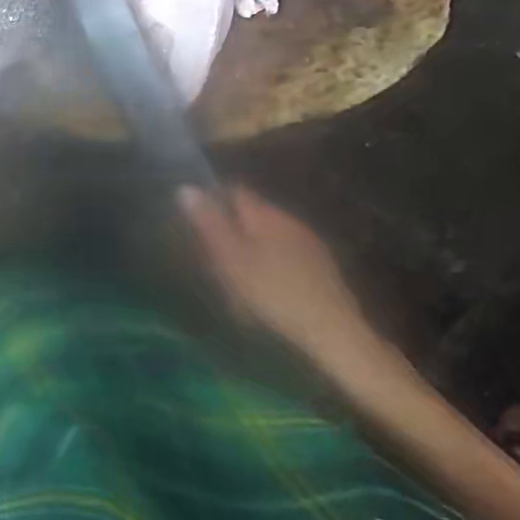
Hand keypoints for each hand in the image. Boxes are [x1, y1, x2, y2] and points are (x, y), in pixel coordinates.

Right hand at [179, 185, 373, 361]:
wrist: (333, 331)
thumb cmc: (271, 291)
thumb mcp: (229, 257)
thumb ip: (208, 222)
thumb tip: (186, 188)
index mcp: (265, 215)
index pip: (236, 190)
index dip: (214, 198)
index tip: (197, 218)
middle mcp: (289, 220)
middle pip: (253, 211)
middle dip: (231, 223)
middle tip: (211, 249)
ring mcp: (310, 242)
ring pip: (269, 231)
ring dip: (250, 242)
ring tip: (234, 269)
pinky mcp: (323, 265)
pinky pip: (286, 250)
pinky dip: (269, 258)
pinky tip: (264, 282)